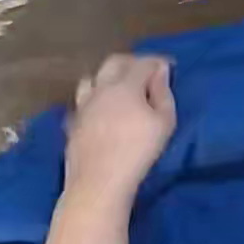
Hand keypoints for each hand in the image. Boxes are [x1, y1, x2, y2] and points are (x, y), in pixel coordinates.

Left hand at [63, 54, 175, 213]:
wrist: (99, 181)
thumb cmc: (139, 150)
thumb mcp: (164, 122)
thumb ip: (163, 93)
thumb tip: (160, 72)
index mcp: (125, 85)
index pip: (143, 62)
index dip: (158, 62)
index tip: (170, 67)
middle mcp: (101, 89)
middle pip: (114, 62)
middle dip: (133, 62)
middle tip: (147, 71)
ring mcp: (83, 105)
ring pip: (93, 78)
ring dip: (109, 76)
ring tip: (121, 87)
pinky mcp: (73, 122)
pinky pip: (83, 100)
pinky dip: (95, 97)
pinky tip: (102, 108)